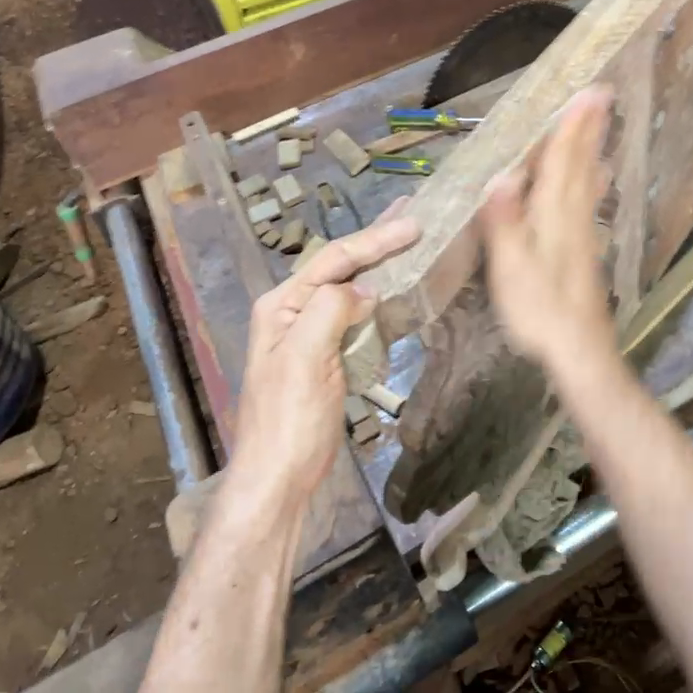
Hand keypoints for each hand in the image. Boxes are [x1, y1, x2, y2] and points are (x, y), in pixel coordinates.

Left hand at [234, 199, 419, 495]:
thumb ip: (331, 311)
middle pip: (340, 267)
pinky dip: (380, 299)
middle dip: (376, 241)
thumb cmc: (288, 420)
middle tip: (411, 214)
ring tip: (408, 242)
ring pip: (350, 289)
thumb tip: (365, 290)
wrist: (279, 478)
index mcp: (282, 306)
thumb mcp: (304, 358)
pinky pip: (356, 317)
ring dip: (380, 265)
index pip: (332, 260)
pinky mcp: (328, 357)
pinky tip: (396, 291)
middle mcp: (294, 312)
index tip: (413, 225)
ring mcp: (311, 335)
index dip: (374, 240)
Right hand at [482, 86, 616, 375]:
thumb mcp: (512, 268)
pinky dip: (591, 179)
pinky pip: (587, 201)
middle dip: (588, 129)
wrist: (578, 348)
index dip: (572, 127)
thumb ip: (506, 222)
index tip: (588, 92)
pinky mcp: (585, 250)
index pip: (562, 163)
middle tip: (602, 94)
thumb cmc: (539, 310)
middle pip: (580, 165)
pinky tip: (596, 178)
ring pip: (587, 181)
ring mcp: (583, 234)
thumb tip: (500, 177)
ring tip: (600, 125)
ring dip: (592, 149)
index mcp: (554, 216)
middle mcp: (573, 217)